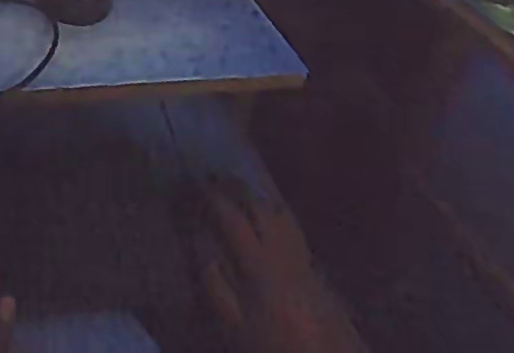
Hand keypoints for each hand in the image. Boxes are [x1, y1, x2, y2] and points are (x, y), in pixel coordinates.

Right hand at [199, 185, 367, 352]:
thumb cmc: (277, 347)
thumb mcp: (238, 328)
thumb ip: (217, 289)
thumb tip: (205, 255)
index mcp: (261, 265)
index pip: (234, 219)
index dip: (214, 198)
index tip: (196, 184)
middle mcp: (284, 255)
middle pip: (261, 209)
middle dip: (237, 189)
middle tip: (217, 178)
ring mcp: (304, 262)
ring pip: (283, 216)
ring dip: (260, 198)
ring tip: (243, 190)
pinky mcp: (317, 274)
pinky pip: (295, 231)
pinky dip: (278, 215)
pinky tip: (271, 218)